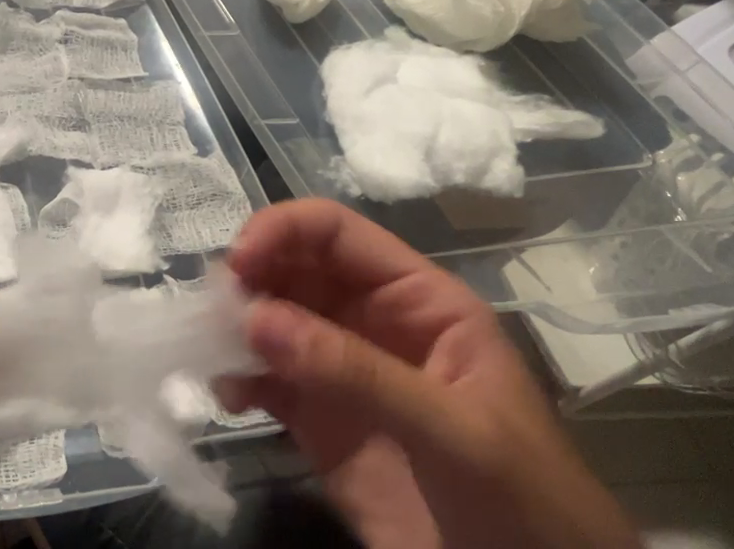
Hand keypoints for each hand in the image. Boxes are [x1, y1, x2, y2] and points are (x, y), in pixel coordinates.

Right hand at [222, 199, 637, 548]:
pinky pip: (260, 378)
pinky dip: (234, 377)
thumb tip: (254, 318)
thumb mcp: (454, 431)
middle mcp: (369, 321)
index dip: (282, 230)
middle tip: (214, 312)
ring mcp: (338, 370)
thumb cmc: (522, 502)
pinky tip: (228, 397)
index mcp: (416, 300)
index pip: (335, 233)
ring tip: (211, 351)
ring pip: (267, 317)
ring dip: (232, 325)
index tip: (237, 263)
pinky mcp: (314, 419)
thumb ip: (357, 372)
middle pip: (291, 267)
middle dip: (248, 278)